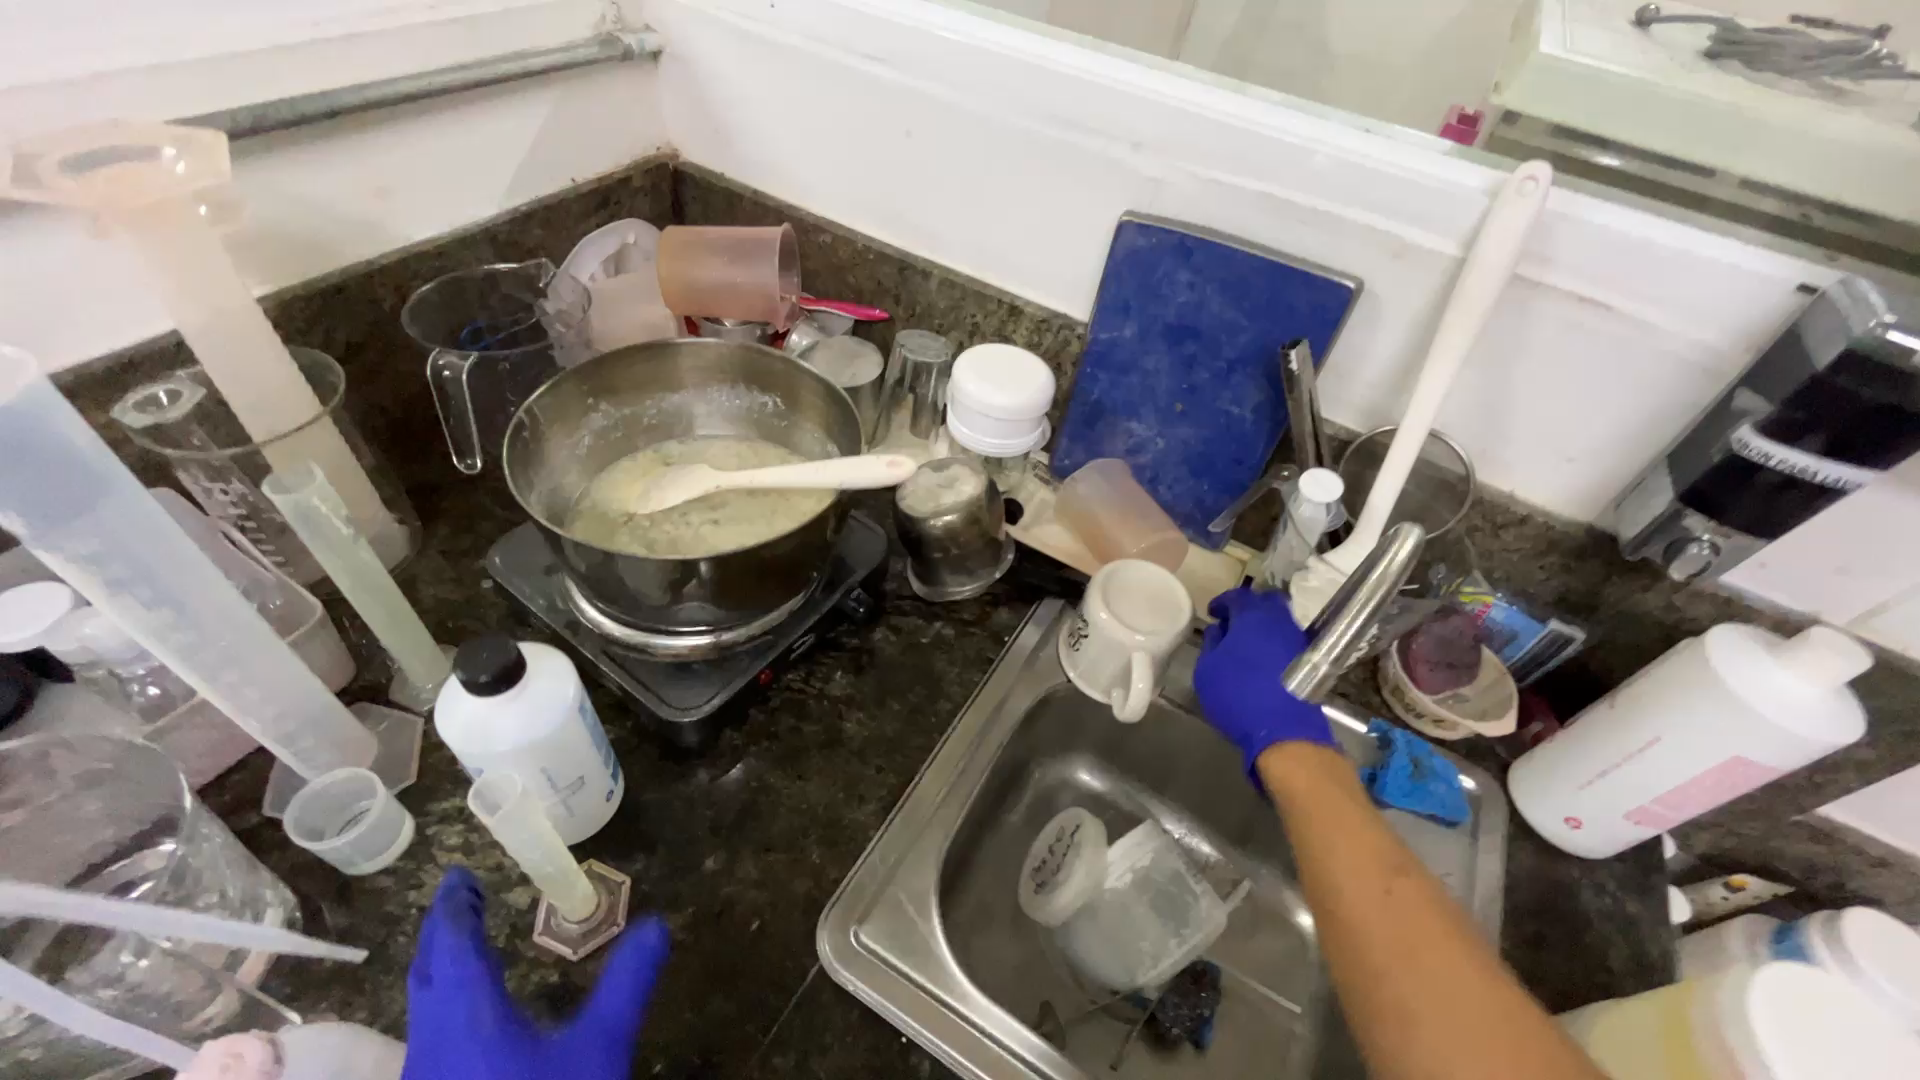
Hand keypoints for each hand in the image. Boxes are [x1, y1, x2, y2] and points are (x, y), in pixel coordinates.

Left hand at [401, 867, 669, 1079]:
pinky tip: (474, 1020)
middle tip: (462, 899)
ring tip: (469, 947)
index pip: (452, 945)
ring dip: (442, 969)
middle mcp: (433, 1045)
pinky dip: (448, 1003)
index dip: (455, 907)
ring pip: (423, 1009)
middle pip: (427, 974)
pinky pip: (430, 1037)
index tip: (460, 875)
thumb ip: (627, 982)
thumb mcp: (602, 1049)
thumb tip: (659, 923)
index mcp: (469, 1018)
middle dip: (442, 931)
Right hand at [1193, 586, 1335, 770]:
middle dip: (1248, 607)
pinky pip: (1286, 640)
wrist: (1284, 731)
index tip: (1212, 613)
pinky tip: (1259, 659)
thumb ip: (1212, 644)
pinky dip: (1272, 642)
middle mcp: (1279, 622)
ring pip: (1279, 622)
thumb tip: (1219, 630)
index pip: (1238, 596)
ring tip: (1244, 643)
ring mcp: (1297, 641)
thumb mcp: (1208, 669)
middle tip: (1232, 622)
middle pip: (1266, 602)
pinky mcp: (1308, 661)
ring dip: (1262, 626)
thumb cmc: (1236, 694)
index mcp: (1252, 616)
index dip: (1223, 602)